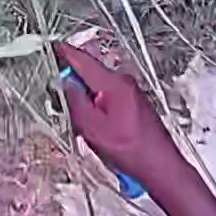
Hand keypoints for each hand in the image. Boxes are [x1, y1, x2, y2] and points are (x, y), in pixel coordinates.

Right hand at [57, 42, 181, 187]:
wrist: (161, 168)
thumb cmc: (133, 151)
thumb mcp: (92, 127)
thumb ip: (75, 100)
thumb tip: (65, 83)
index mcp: (114, 83)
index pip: (84, 60)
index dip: (66, 53)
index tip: (54, 47)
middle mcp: (124, 82)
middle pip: (90, 74)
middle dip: (74, 85)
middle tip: (64, 102)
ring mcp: (131, 92)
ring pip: (98, 87)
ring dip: (86, 100)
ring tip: (86, 125)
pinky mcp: (133, 102)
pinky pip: (107, 96)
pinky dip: (97, 107)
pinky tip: (100, 129)